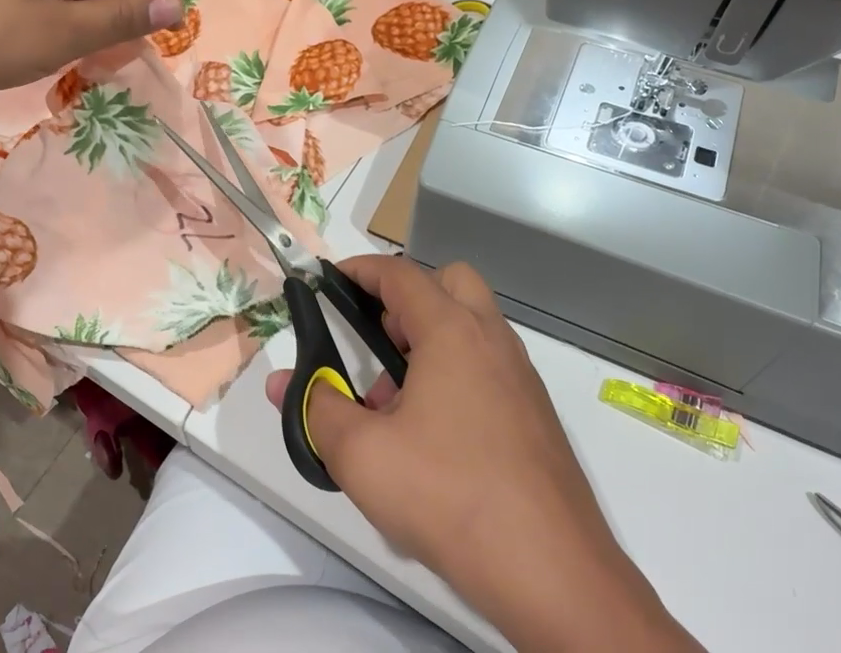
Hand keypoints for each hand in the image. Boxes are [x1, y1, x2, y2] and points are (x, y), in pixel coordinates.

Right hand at [266, 258, 699, 651]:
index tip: (329, 280)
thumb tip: (289, 383)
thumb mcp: (362, 455)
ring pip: (471, 330)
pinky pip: (487, 370)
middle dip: (406, 299)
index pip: (402, 275)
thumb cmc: (448, 495)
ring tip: (392, 405)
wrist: (551, 570)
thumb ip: (318, 409)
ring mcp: (521, 380)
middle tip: (374, 341)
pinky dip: (454, 377)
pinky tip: (430, 439)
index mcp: (454, 332)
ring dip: (429, 343)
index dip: (360, 270)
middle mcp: (494, 342)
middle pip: (450, 285)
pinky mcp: (535, 418)